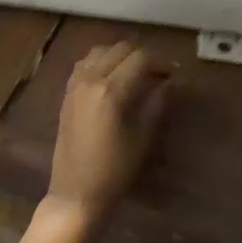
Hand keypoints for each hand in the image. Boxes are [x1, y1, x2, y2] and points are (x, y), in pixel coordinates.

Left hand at [45, 42, 173, 225]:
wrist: (75, 193)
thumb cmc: (115, 170)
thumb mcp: (143, 136)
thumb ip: (158, 102)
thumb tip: (173, 81)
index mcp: (111, 90)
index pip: (141, 59)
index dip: (162, 62)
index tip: (175, 74)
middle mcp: (90, 79)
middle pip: (121, 49)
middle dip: (143, 56)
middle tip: (159, 73)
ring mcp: (75, 85)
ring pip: (100, 51)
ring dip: (121, 55)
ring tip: (136, 72)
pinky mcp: (67, 94)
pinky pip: (84, 64)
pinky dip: (101, 61)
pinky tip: (112, 77)